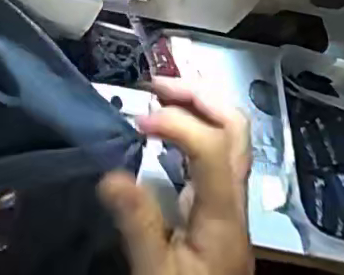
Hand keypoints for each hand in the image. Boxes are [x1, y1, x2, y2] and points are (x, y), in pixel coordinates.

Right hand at [99, 78, 254, 274]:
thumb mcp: (156, 274)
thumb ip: (137, 225)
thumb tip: (108, 172)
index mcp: (223, 214)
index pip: (212, 145)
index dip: (177, 122)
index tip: (137, 122)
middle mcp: (235, 199)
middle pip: (236, 126)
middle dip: (197, 94)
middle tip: (155, 87)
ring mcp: (231, 201)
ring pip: (231, 133)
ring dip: (197, 104)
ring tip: (158, 97)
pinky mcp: (220, 206)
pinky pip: (217, 148)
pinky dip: (193, 125)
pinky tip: (164, 131)